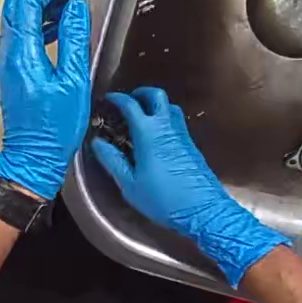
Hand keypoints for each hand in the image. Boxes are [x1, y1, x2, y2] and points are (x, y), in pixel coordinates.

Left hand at [0, 0, 91, 199]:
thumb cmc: (55, 126)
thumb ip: (74, 40)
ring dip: (41, 9)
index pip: (26, 5)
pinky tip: (60, 32)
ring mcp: (7, 64)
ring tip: (69, 8)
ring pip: (18, 22)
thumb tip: (77, 9)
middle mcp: (8, 55)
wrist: (34, 157)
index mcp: (22, 53)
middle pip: (17, 9)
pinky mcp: (13, 73)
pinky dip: (40, 26)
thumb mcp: (73, 80)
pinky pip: (22, 38)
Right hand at [89, 87, 287, 285]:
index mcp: (149, 133)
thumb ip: (113, 160)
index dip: (118, 98)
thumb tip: (98, 143)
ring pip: (170, 106)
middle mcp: (168, 127)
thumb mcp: (130, 184)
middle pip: (157, 95)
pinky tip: (156, 135)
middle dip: (141, 93)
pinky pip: (177, 121)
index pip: (131, 105)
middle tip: (129, 101)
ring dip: (155, 105)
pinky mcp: (191, 144)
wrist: (203, 209)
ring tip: (142, 117)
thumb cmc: (163, 199)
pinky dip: (164, 119)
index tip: (109, 99)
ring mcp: (183, 134)